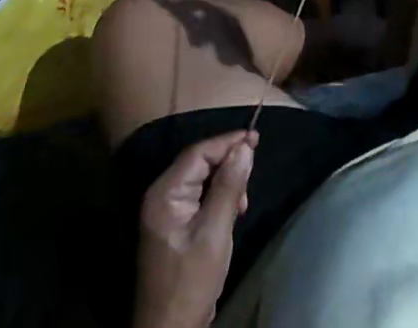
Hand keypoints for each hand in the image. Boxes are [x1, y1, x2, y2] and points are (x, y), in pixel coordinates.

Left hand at [135, 131, 256, 327]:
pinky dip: (218, 197)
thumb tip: (244, 148)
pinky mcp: (175, 224)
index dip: (226, 142)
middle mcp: (161, 194)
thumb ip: (229, 187)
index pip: (198, 153)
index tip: (255, 137)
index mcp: (165, 192)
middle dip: (227, 163)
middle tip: (252, 174)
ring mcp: (167, 210)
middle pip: (198, 163)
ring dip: (225, 182)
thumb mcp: (214, 232)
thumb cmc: (192, 280)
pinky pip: (199, 196)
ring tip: (244, 200)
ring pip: (201, 179)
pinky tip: (233, 209)